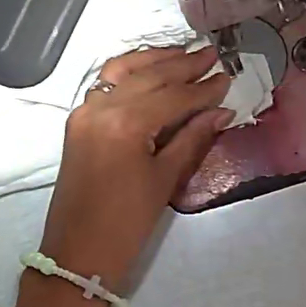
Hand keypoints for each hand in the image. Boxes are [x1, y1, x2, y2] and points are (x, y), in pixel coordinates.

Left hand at [37, 46, 232, 290]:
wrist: (79, 252)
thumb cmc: (127, 223)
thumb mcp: (165, 180)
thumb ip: (192, 139)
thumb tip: (221, 111)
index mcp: (125, 124)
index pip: (172, 96)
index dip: (202, 88)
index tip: (227, 78)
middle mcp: (101, 108)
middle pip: (148, 77)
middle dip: (182, 66)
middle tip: (211, 55)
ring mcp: (84, 112)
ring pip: (123, 73)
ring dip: (154, 61)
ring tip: (183, 53)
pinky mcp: (78, 122)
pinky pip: (105, 85)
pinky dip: (129, 73)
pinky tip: (149, 71)